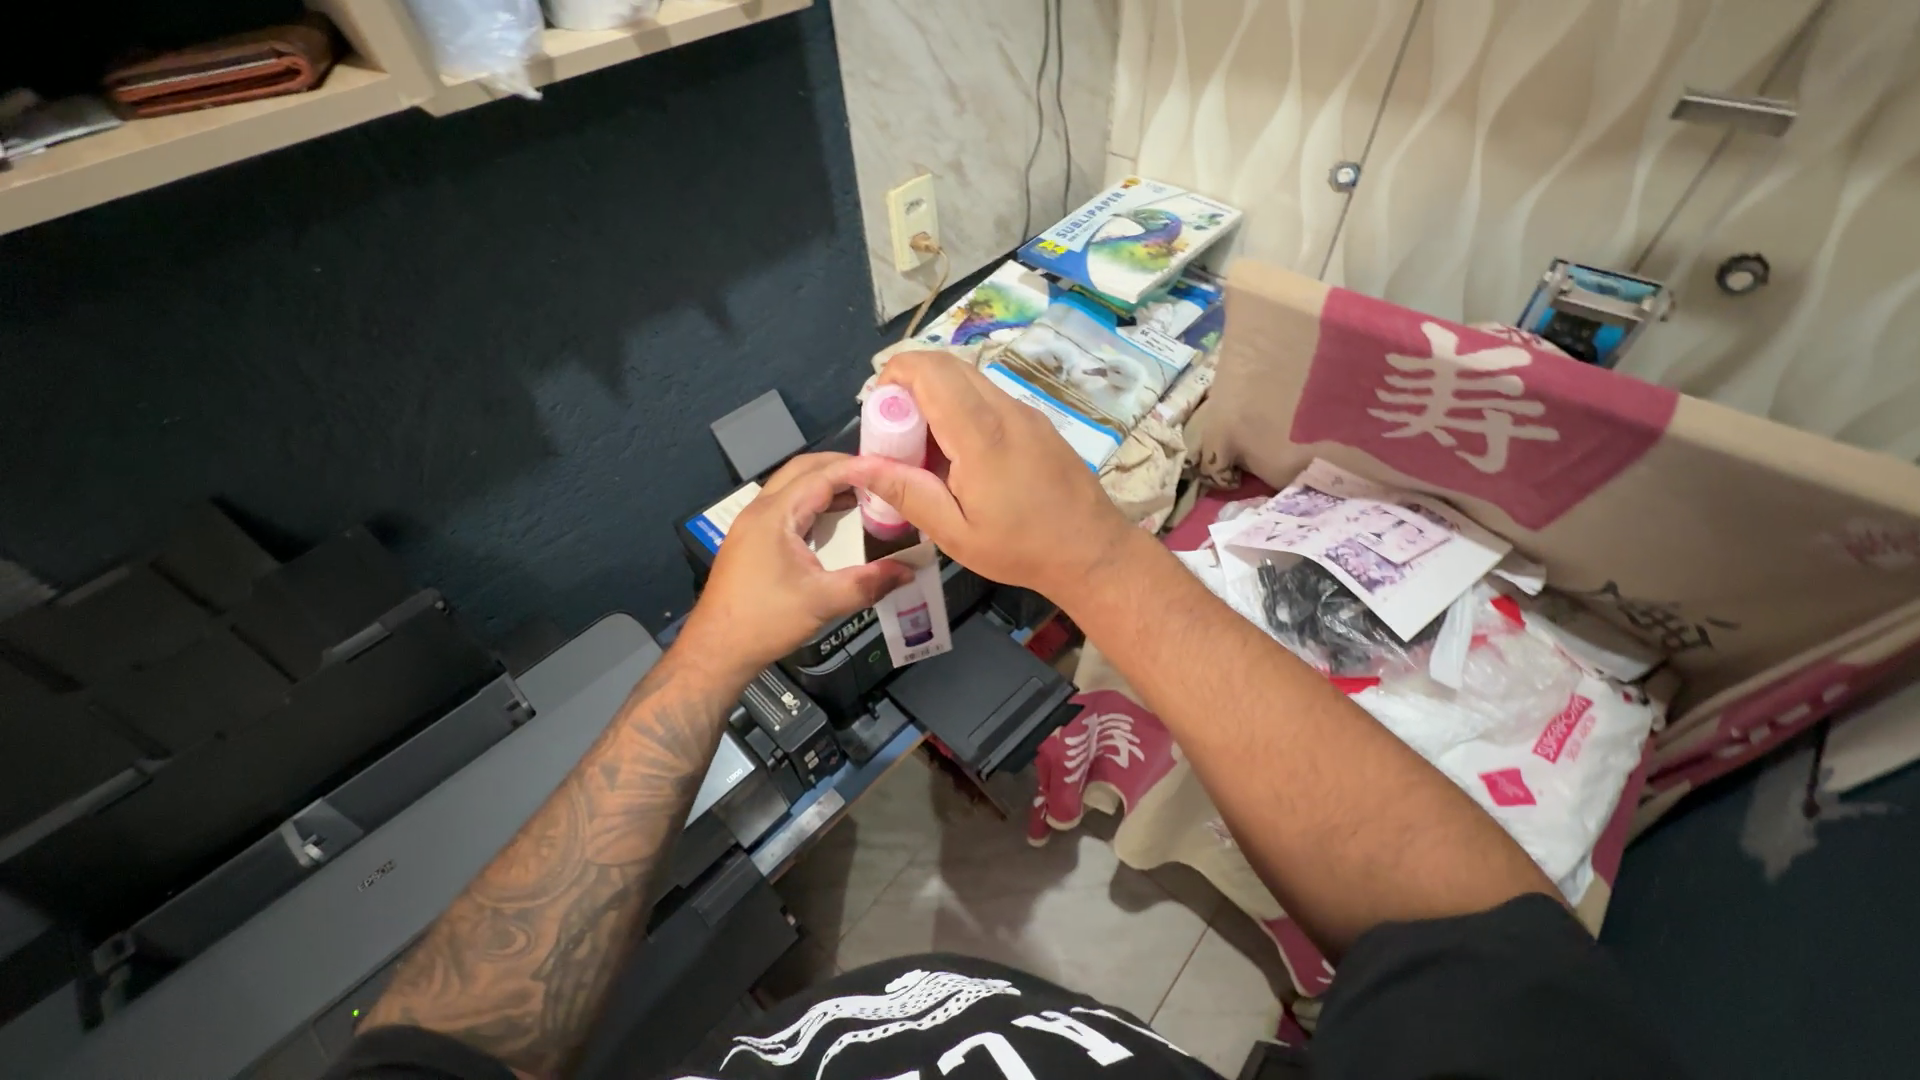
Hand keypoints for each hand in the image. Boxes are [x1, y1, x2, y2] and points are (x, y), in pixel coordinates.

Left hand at [680, 453, 914, 680]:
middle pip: (802, 470)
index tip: (890, 469)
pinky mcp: (752, 540)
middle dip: (841, 467)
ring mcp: (752, 524)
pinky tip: (836, 519)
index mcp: (774, 516)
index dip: (857, 468)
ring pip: (793, 487)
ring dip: (826, 484)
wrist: (717, 650)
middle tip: (879, 474)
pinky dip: (814, 503)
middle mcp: (760, 510)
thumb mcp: (824, 601)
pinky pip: (787, 506)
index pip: (821, 476)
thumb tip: (910, 571)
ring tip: (865, 492)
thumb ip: (869, 583)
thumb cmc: (766, 621)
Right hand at [842, 351, 1140, 605]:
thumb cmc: (1021, 549)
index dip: (893, 376)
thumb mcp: (955, 533)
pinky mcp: (1037, 421)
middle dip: (910, 386)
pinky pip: (989, 397)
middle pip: (946, 366)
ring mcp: (1025, 412)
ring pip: (969, 379)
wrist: (1092, 551)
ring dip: (937, 398)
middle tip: (896, 434)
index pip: (929, 371)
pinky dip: (962, 410)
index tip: (878, 413)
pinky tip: (961, 457)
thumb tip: (858, 465)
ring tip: (927, 451)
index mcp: (981, 434)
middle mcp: (1005, 410)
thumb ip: (907, 493)